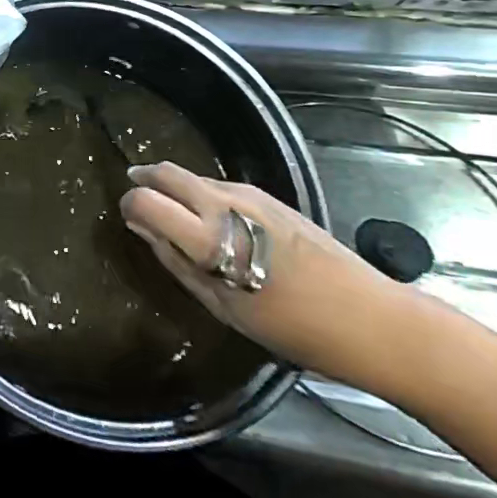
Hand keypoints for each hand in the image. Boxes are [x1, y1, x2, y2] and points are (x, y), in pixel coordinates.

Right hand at [121, 163, 430, 391]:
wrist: (369, 316)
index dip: (130, 205)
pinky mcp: (270, 195)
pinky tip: (211, 219)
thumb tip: (142, 229)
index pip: (147, 200)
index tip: (127, 217)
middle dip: (144, 178)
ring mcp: (250, 195)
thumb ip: (176, 262)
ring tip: (172, 210)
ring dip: (174, 186)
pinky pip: (220, 185)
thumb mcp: (222, 306)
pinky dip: (202, 193)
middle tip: (134, 193)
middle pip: (167, 172)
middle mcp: (225, 203)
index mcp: (209, 237)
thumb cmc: (291, 325)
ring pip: (194, 176)